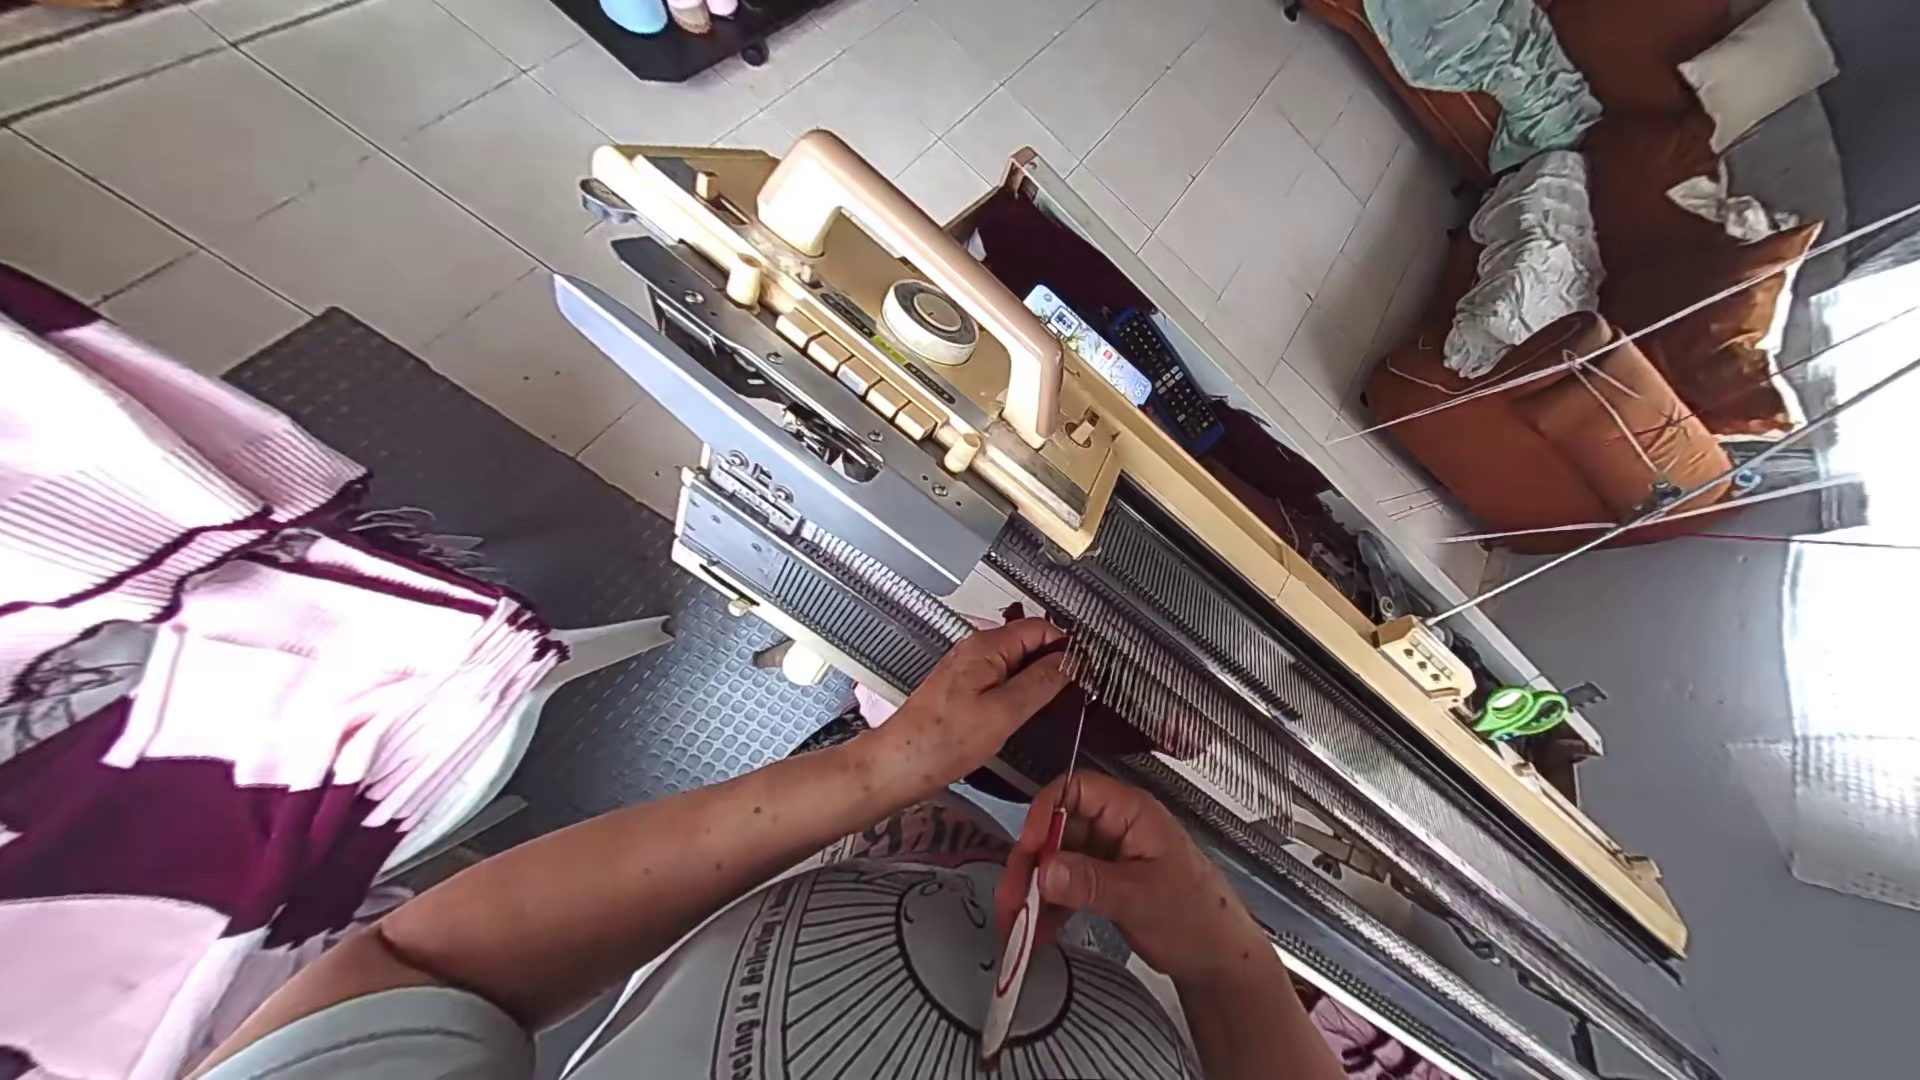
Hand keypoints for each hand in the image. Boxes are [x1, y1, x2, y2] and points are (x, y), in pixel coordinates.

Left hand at [867, 619, 1068, 799]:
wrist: (900, 763)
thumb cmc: (940, 741)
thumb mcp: (1003, 713)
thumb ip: (1040, 683)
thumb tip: (1069, 663)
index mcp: (985, 647)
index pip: (1039, 628)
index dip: (1065, 646)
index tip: (1083, 669)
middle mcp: (974, 650)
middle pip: (1028, 642)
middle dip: (1053, 662)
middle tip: (1072, 690)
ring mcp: (968, 668)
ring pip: (1015, 662)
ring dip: (1036, 678)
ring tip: (1052, 704)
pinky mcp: (963, 687)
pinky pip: (1001, 678)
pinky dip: (1018, 690)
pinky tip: (1023, 712)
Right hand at [996, 772, 1269, 986]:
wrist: (1223, 962)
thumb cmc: (1202, 917)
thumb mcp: (1143, 898)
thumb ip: (1091, 882)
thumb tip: (1046, 869)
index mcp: (1130, 811)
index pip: (1075, 790)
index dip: (1046, 812)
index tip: (1030, 846)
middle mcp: (1114, 825)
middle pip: (1058, 828)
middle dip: (1032, 861)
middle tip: (1014, 893)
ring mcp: (1107, 853)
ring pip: (1056, 858)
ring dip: (1034, 888)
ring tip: (1020, 920)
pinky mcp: (1101, 879)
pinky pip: (1065, 883)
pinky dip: (1048, 905)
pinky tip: (1040, 928)